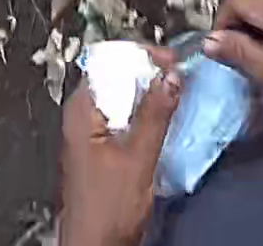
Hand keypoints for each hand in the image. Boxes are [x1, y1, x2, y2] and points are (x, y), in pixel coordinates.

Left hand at [59, 51, 181, 245]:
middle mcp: (83, 111)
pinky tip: (164, 112)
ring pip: (123, 93)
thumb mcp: (136, 159)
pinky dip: (145, 108)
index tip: (173, 59)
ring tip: (177, 86)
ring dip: (150, 89)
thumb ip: (155, 115)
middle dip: (149, 69)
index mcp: (83, 107)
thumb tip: (174, 74)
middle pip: (117, 73)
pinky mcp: (102, 144)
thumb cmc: (108, 208)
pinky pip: (125, 112)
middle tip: (179, 71)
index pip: (111, 60)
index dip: (143, 54)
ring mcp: (91, 128)